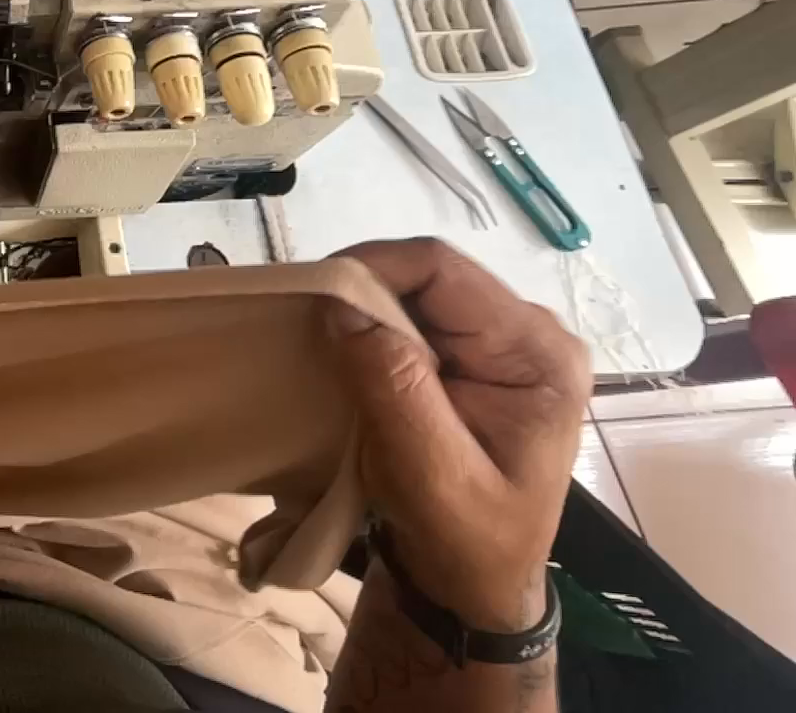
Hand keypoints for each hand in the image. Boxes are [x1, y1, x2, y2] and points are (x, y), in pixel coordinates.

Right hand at [328, 238, 589, 631]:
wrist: (472, 574)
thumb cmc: (462, 532)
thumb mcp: (428, 469)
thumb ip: (393, 385)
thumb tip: (341, 306)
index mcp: (535, 353)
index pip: (439, 269)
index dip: (368, 268)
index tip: (311, 302)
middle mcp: (526, 331)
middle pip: (423, 271)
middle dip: (357, 288)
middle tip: (307, 326)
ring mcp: (497, 339)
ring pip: (408, 286)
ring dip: (356, 306)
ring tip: (320, 340)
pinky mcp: (468, 350)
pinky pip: (405, 310)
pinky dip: (362, 321)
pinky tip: (342, 351)